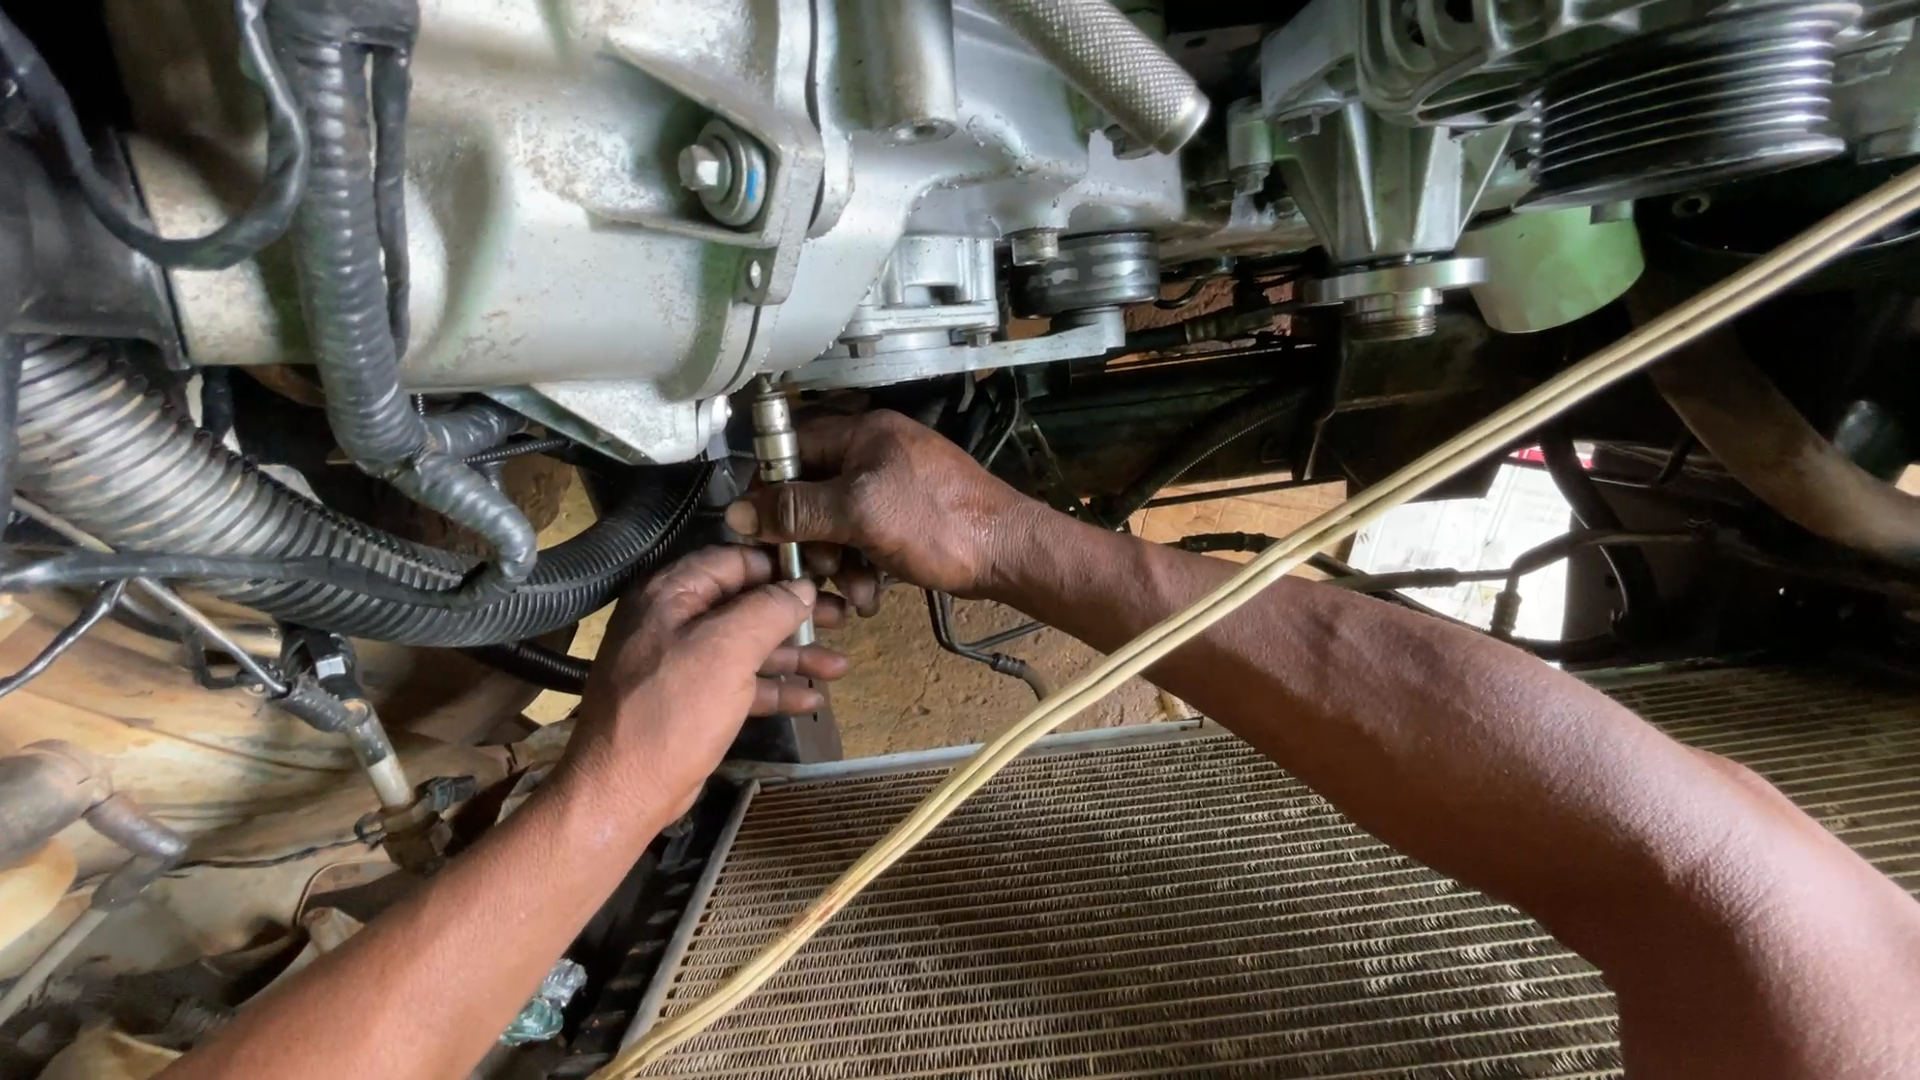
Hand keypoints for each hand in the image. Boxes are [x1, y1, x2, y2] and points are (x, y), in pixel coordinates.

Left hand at [556, 546, 849, 822]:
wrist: (623, 792)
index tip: (823, 577)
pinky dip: (776, 689)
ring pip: (750, 647)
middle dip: (797, 614)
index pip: (733, 560)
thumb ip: (769, 610)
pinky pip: (743, 683)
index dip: (780, 567)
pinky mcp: (694, 701)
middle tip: (843, 618)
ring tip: (840, 666)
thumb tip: (803, 588)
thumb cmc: (672, 711)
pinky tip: (811, 699)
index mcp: (672, 594)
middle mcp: (676, 620)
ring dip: (795, 656)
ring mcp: (684, 663)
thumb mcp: (726, 650)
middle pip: (748, 604)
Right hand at [723, 411, 1039, 606]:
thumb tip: (737, 512)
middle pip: (812, 491)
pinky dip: (862, 567)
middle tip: (818, 570)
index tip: (757, 529)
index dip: (768, 487)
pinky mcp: (906, 519)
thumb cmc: (937, 524)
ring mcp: (893, 487)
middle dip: (811, 538)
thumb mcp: (860, 513)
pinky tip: (871, 595)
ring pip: (837, 522)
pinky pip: (865, 538)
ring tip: (854, 593)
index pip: (792, 447)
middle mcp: (874, 453)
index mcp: (863, 433)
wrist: (1010, 554)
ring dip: (838, 562)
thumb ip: (798, 510)